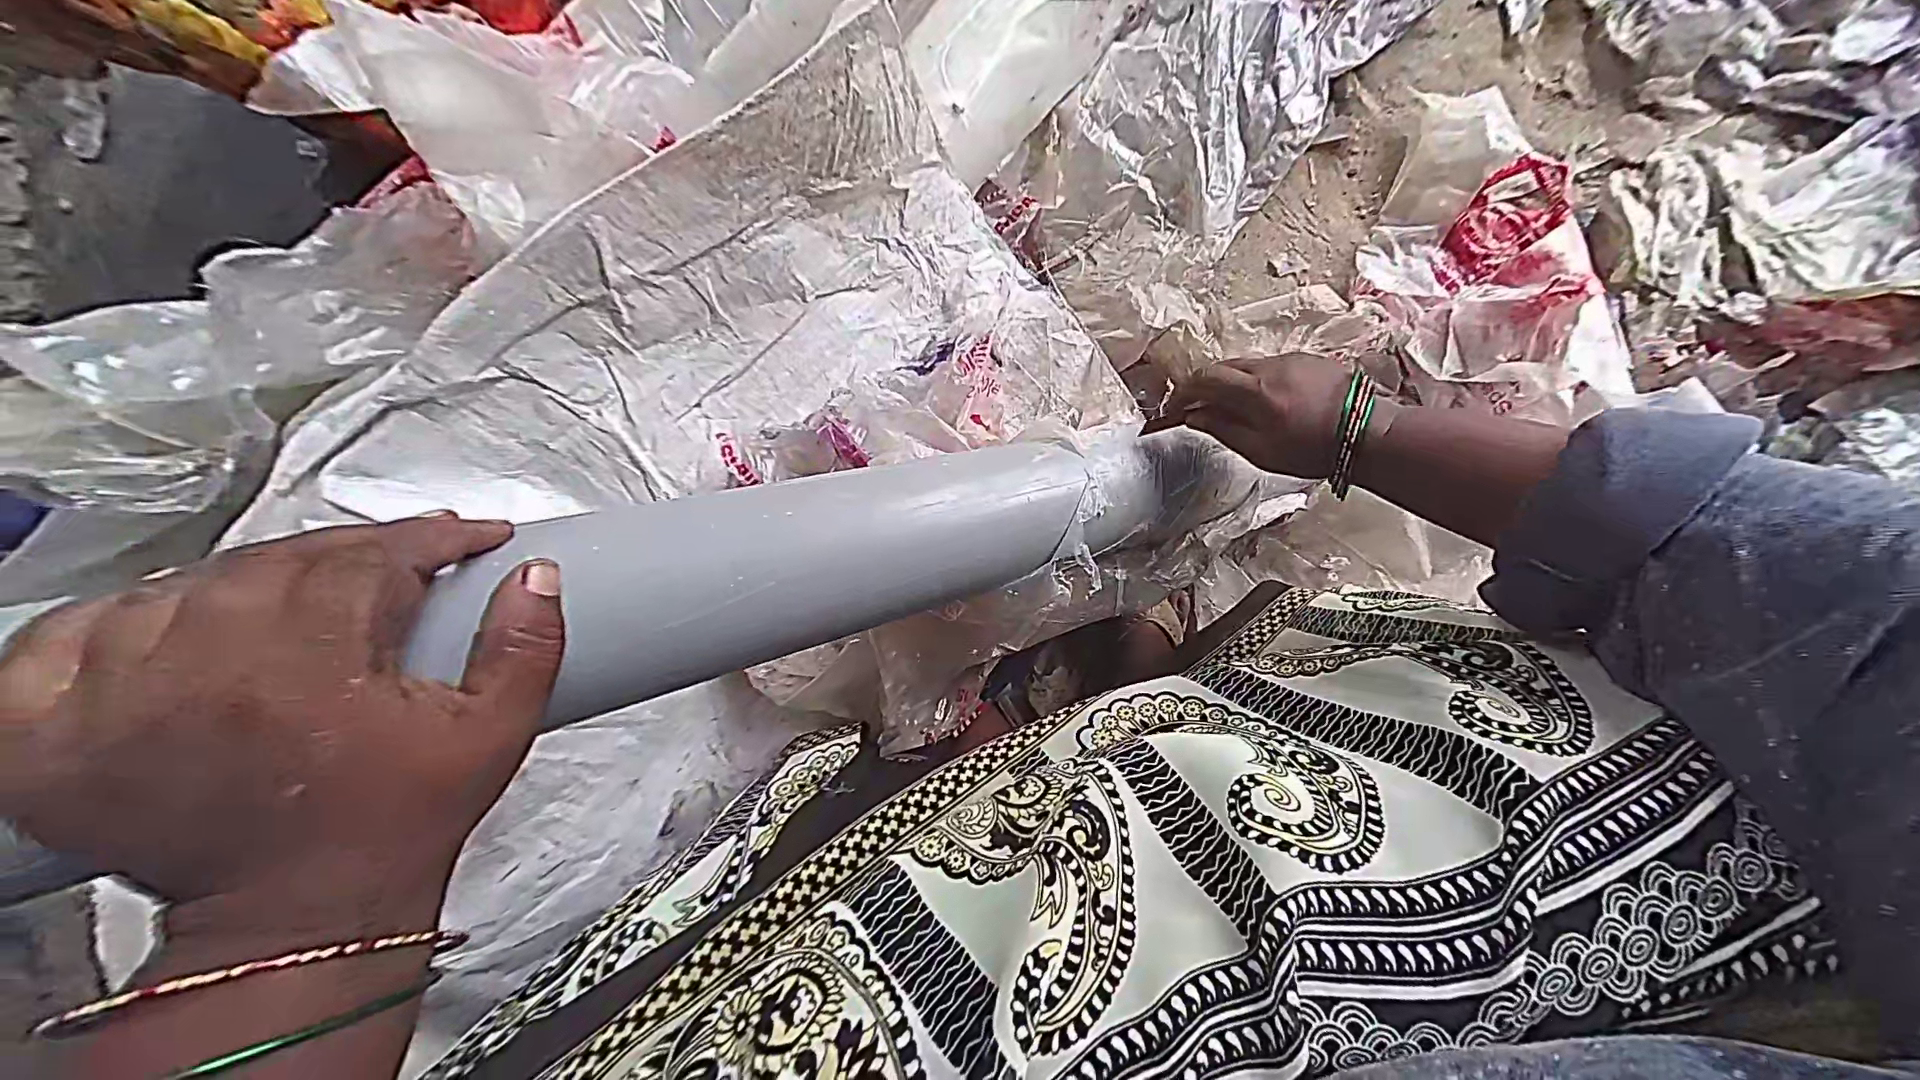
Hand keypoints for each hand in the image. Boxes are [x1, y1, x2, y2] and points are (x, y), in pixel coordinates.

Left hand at [0, 516, 564, 941]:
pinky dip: (134, 610)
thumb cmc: (401, 820)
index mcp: (307, 676)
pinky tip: (196, 620)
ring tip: (325, 589)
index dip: (432, 538)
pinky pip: (72, 632)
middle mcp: (197, 679)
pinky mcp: (48, 740)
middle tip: (410, 559)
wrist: (305, 911)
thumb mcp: (500, 728)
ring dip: (266, 572)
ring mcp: (108, 708)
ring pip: (189, 582)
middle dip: (362, 548)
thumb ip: (527, 646)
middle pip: (282, 560)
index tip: (467, 535)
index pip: (371, 559)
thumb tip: (534, 578)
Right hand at [1150, 354, 1356, 477]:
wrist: (1369, 433)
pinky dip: (1255, 381)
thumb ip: (1222, 429)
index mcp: (1255, 391)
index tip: (1175, 409)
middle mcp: (1270, 367)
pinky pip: (1269, 367)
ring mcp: (1291, 360)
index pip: (1204, 378)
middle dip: (1203, 386)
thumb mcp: (1259, 450)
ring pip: (1245, 366)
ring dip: (1230, 384)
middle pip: (1222, 367)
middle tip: (1197, 408)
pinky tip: (1263, 402)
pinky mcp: (1308, 360)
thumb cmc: (1312, 449)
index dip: (1183, 392)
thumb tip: (1194, 416)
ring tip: (1231, 408)